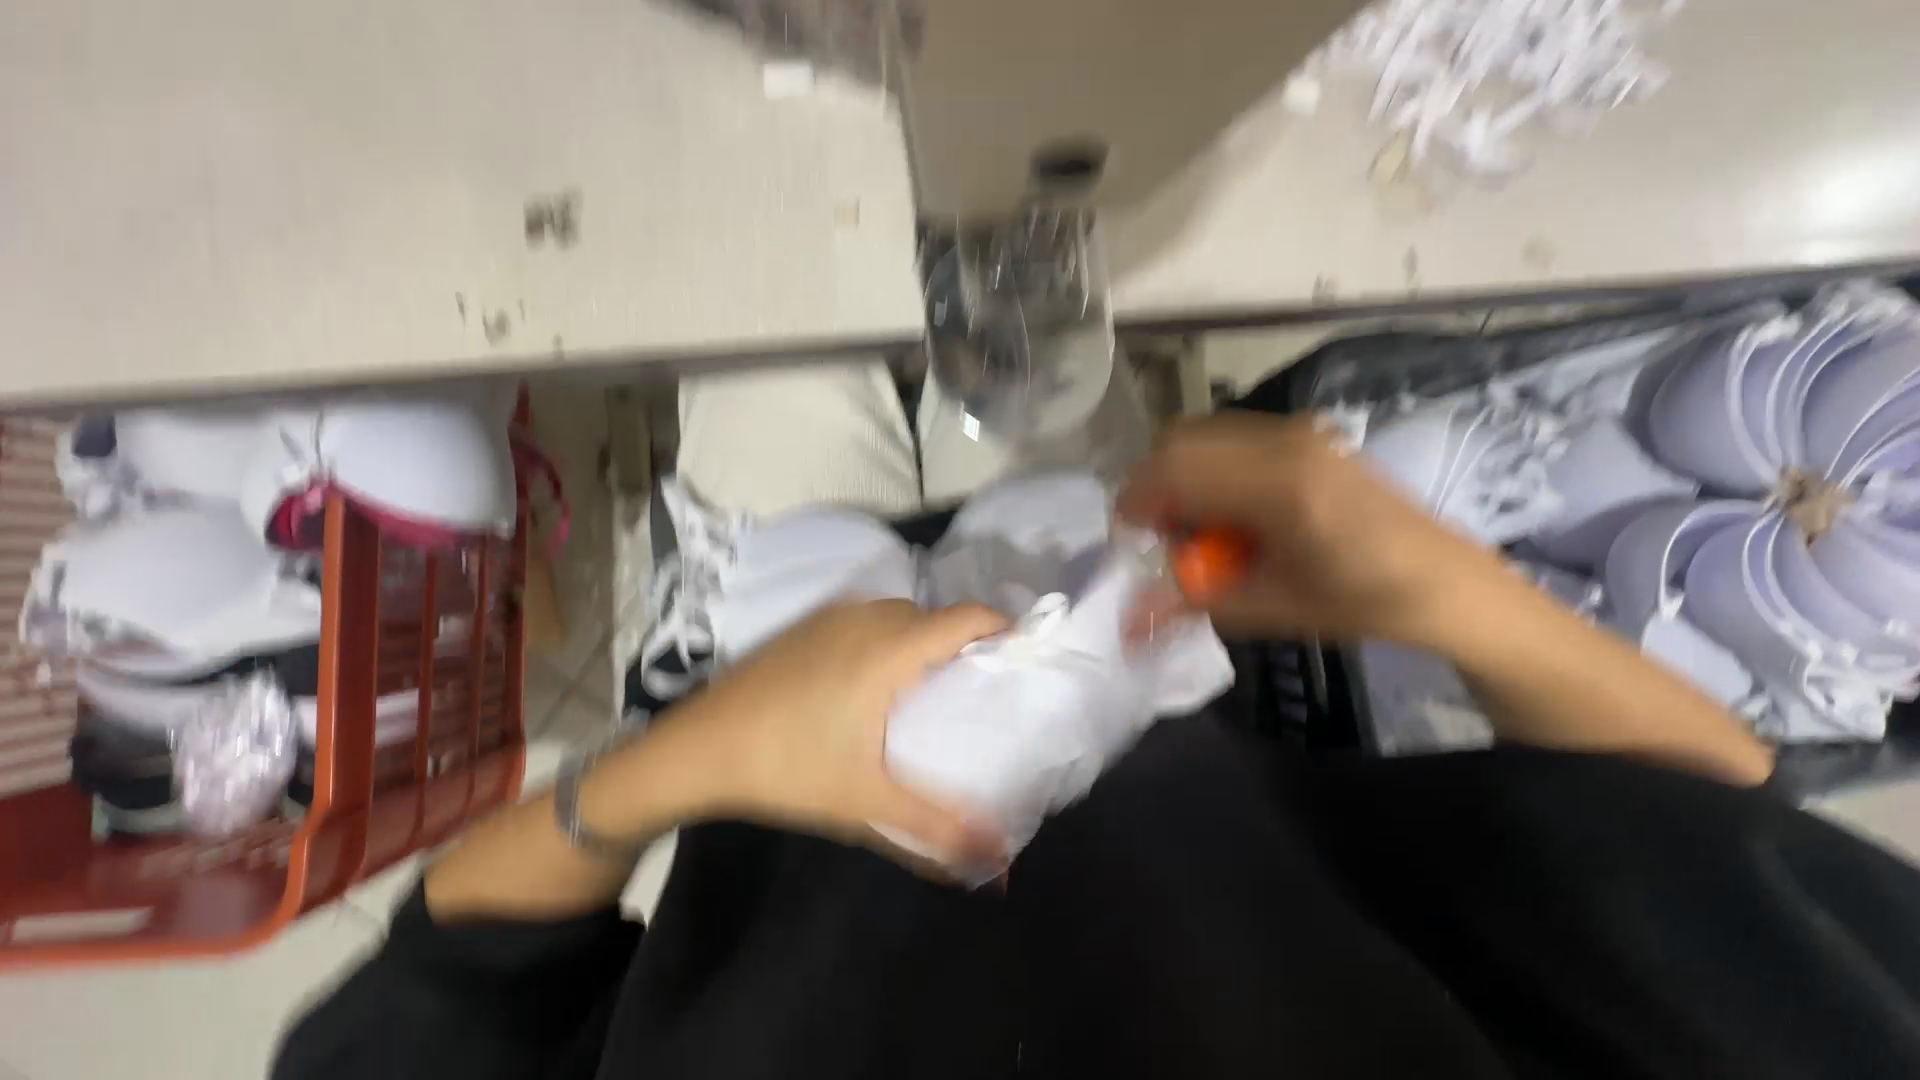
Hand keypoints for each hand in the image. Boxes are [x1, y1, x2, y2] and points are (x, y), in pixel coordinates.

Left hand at [625, 599, 1011, 872]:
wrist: (696, 748)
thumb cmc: (787, 769)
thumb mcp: (865, 801)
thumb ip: (936, 826)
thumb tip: (1000, 862)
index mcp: (890, 650)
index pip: (966, 618)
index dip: (1002, 629)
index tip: (1020, 659)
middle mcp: (866, 619)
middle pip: (934, 616)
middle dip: (962, 644)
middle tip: (975, 690)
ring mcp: (830, 616)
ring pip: (898, 614)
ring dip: (921, 640)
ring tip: (926, 688)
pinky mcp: (803, 624)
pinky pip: (865, 618)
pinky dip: (886, 638)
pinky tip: (870, 683)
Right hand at [1118, 412, 1511, 647]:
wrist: (1441, 581)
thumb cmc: (1358, 600)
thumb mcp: (1267, 608)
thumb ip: (1190, 603)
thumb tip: (1124, 625)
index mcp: (1278, 485)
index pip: (1174, 468)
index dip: (1136, 501)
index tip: (1131, 541)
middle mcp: (1284, 442)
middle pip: (1180, 442)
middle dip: (1153, 487)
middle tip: (1161, 535)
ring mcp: (1297, 431)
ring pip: (1203, 435)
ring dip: (1180, 475)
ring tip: (1195, 525)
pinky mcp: (1305, 433)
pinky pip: (1230, 437)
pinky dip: (1208, 466)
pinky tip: (1227, 508)